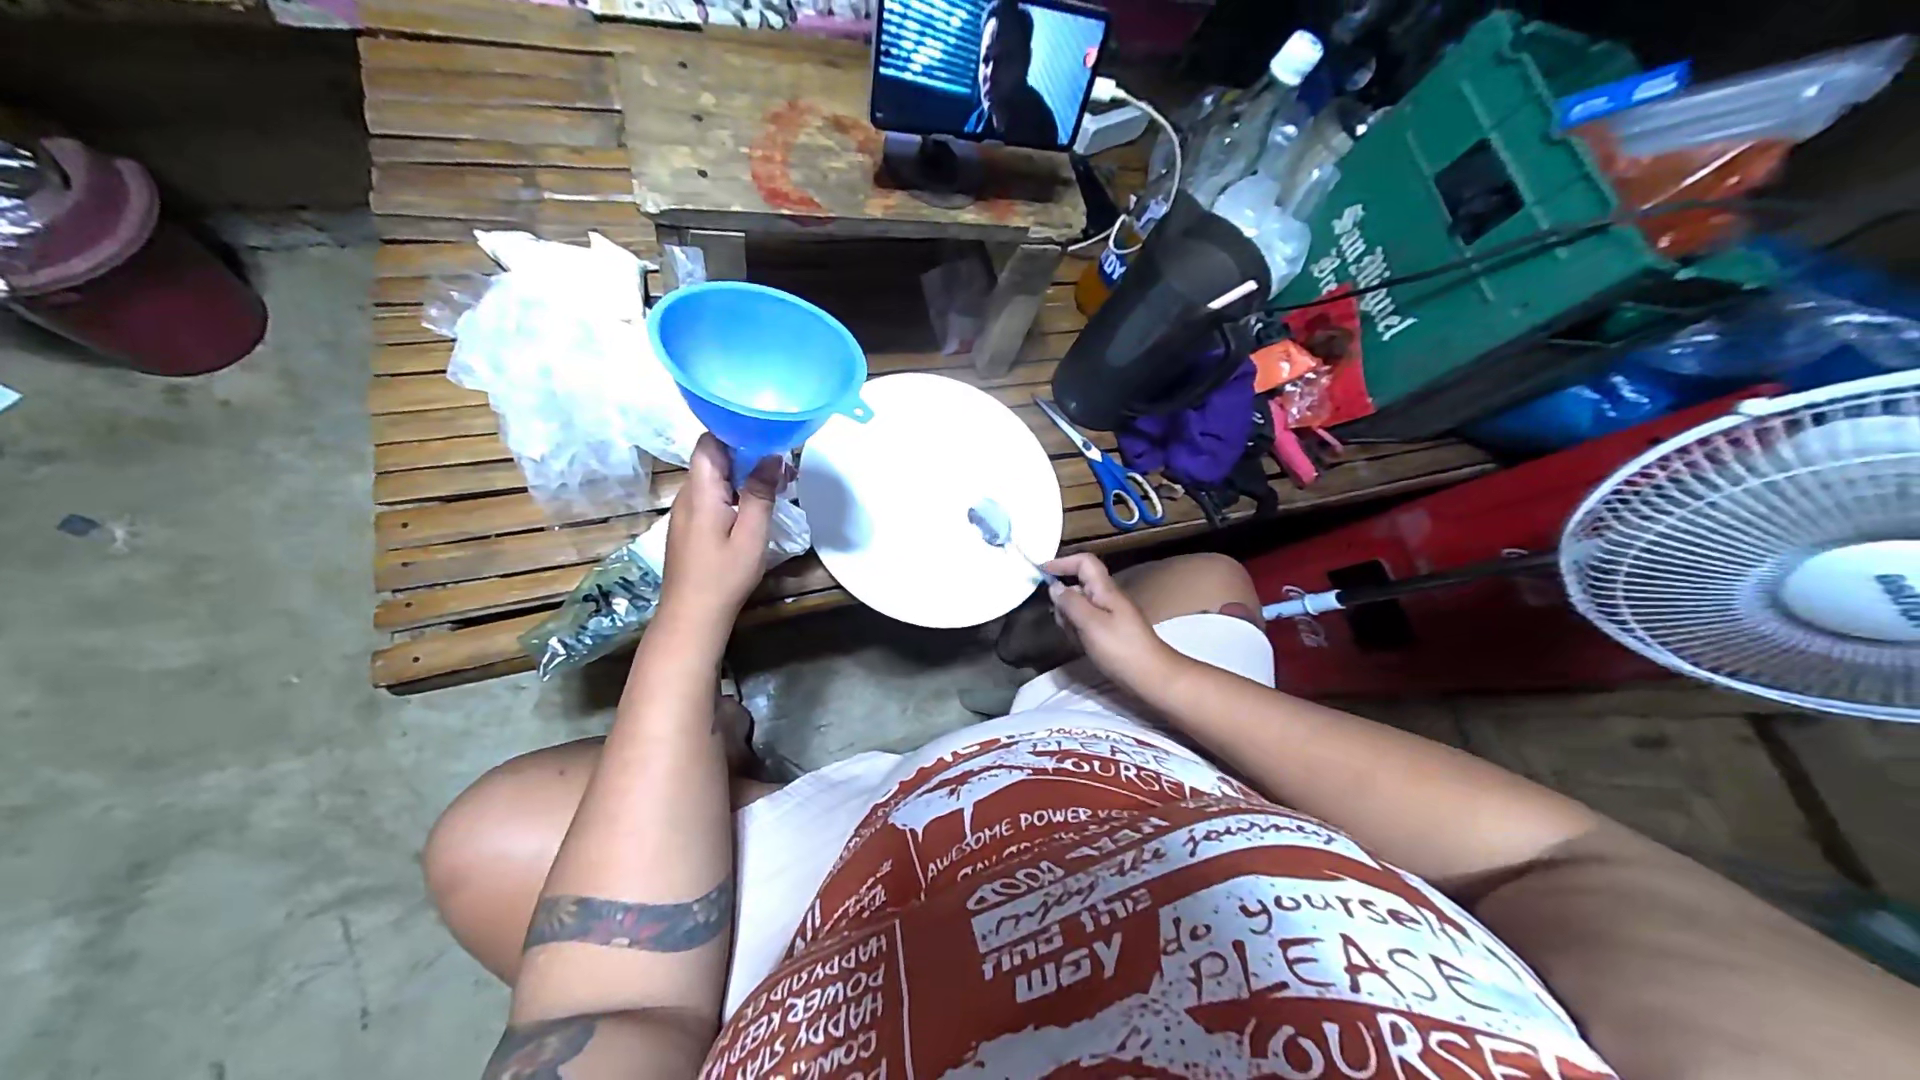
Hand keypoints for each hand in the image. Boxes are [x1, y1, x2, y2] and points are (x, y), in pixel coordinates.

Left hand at [658, 435, 780, 633]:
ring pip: (714, 477)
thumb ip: (761, 494)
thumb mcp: (751, 535)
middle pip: (713, 457)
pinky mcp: (690, 525)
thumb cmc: (723, 577)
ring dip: (742, 474)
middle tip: (782, 463)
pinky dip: (734, 491)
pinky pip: (711, 495)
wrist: (691, 617)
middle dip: (747, 453)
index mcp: (700, 492)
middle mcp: (687, 494)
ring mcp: (686, 511)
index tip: (768, 436)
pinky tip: (755, 504)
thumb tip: (773, 456)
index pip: (709, 442)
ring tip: (776, 483)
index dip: (736, 432)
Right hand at [1043, 553, 1183, 691]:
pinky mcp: (1110, 632)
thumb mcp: (1090, 624)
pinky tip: (1082, 646)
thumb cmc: (1121, 648)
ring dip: (1070, 619)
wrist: (1152, 677)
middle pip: (1078, 586)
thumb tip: (1055, 586)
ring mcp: (1110, 615)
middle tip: (1062, 621)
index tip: (1041, 572)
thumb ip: (1070, 603)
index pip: (1084, 562)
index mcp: (1105, 589)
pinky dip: (1079, 631)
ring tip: (1075, 638)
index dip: (1062, 562)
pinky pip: (1086, 623)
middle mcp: (1107, 598)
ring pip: (1080, 606)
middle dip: (1063, 600)